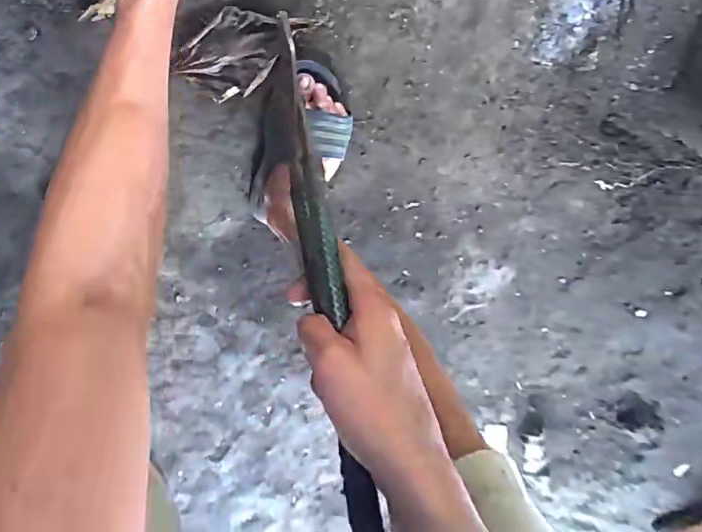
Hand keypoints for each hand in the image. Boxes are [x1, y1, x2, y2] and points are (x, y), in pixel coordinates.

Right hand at [292, 245, 483, 529]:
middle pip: (343, 286)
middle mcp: (384, 315)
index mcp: (373, 305)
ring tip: (317, 364)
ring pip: (345, 318)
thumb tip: (311, 319)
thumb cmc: (369, 406)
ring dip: (324, 332)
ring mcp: (389, 341)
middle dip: (315, 293)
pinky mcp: (387, 366)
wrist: (411, 460)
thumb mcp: (327, 361)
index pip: (343, 257)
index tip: (290, 241)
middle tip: (291, 302)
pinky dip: (336, 352)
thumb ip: (312, 327)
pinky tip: (332, 384)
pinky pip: (353, 343)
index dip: (315, 245)